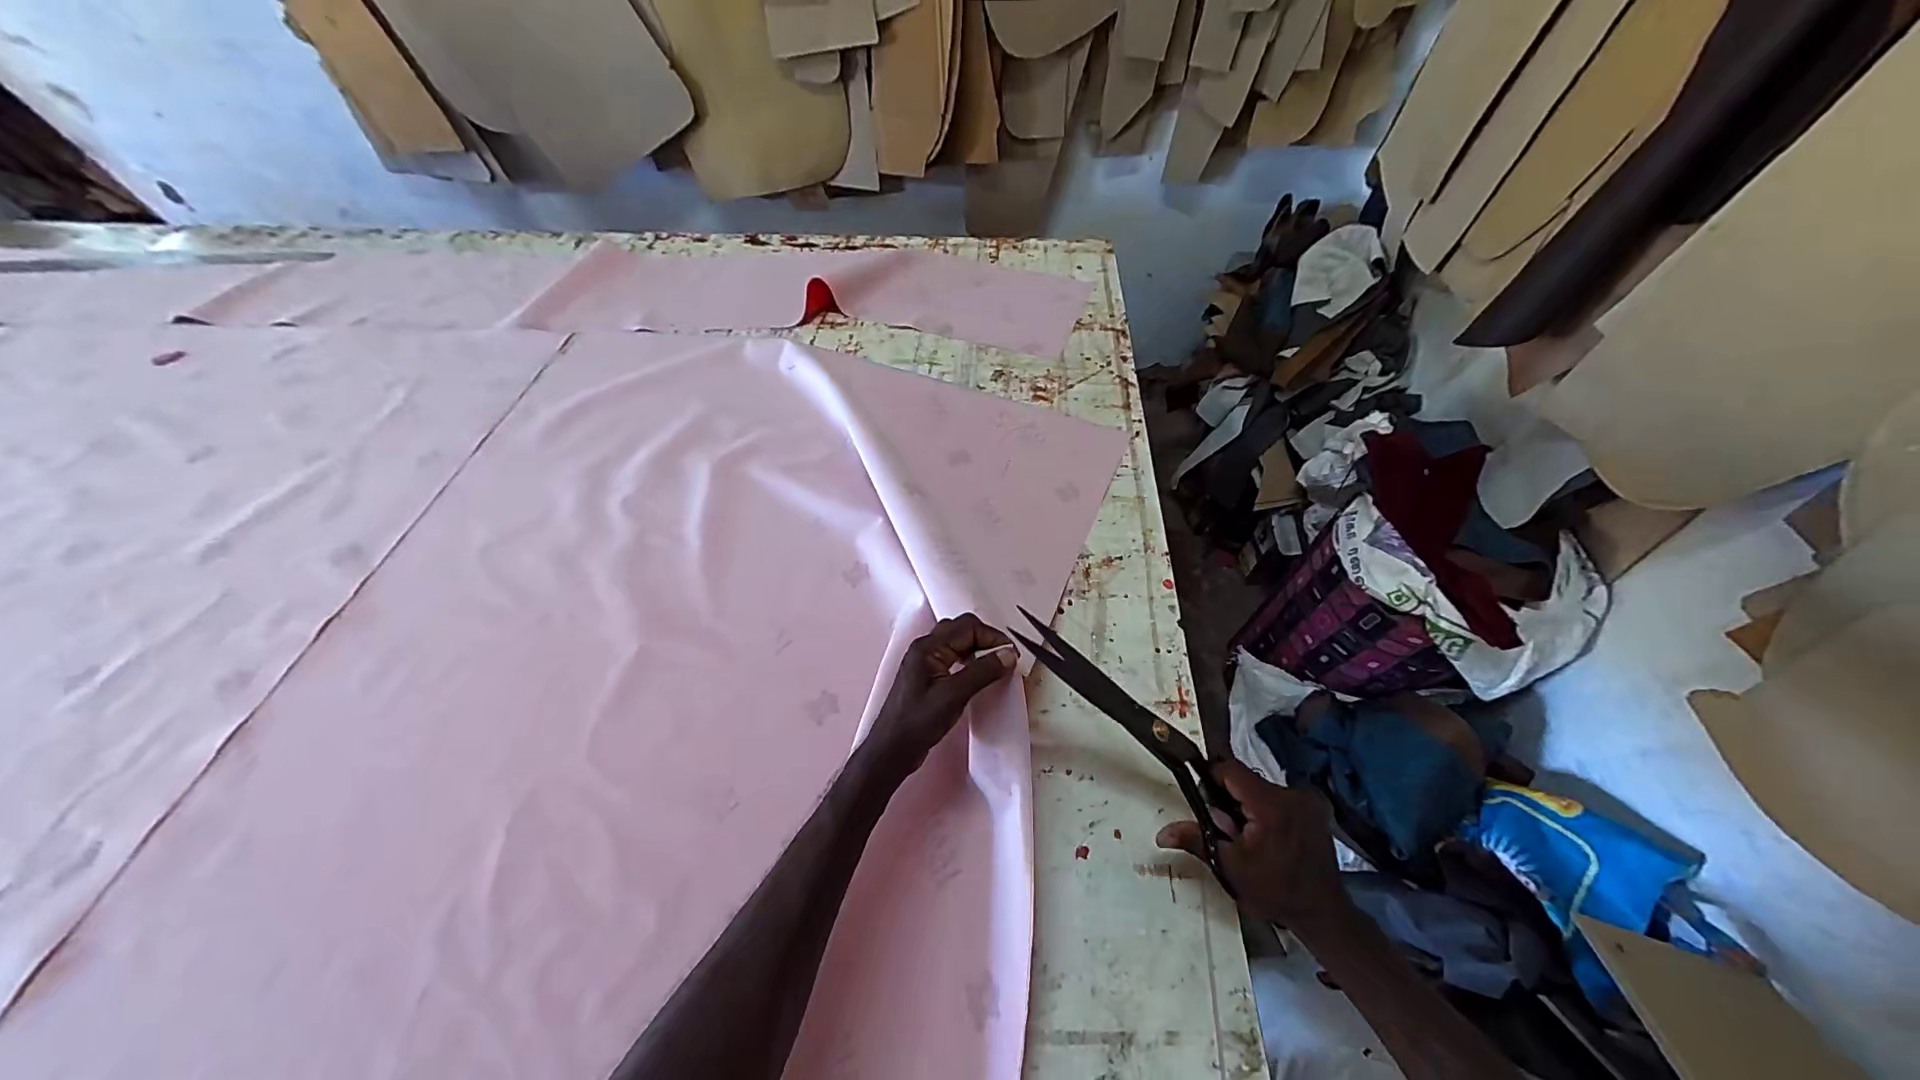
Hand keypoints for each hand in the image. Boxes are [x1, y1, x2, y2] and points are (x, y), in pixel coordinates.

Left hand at [865, 614, 1016, 776]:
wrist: (893, 749)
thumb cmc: (915, 723)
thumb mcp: (954, 695)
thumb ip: (982, 672)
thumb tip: (1006, 655)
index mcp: (928, 648)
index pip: (967, 627)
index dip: (992, 637)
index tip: (1010, 653)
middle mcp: (925, 650)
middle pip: (962, 630)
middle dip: (986, 639)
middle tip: (1005, 656)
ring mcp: (926, 663)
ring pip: (957, 643)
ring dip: (978, 649)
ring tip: (995, 665)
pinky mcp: (928, 677)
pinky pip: (953, 658)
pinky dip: (970, 661)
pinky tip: (978, 675)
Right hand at [1157, 760, 1347, 930]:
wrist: (1323, 914)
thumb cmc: (1275, 892)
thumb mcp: (1230, 867)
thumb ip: (1196, 840)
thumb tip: (1162, 834)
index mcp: (1271, 806)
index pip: (1232, 770)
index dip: (1212, 778)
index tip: (1205, 798)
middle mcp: (1294, 795)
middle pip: (1247, 781)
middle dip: (1231, 799)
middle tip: (1228, 830)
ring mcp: (1309, 801)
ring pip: (1263, 789)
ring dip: (1249, 805)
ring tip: (1250, 837)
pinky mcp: (1316, 808)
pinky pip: (1280, 797)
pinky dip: (1268, 810)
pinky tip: (1269, 837)